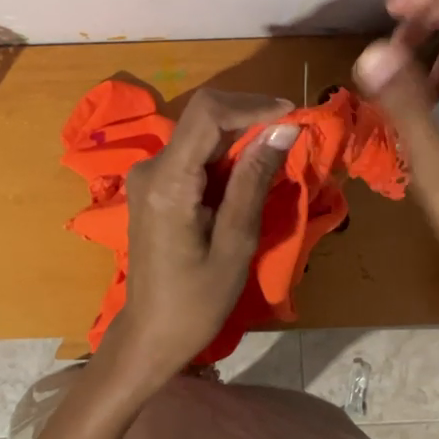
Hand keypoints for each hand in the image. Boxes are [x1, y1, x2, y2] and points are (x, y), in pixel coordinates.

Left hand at [106, 89, 298, 378]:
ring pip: (199, 136)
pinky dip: (223, 159)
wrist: (152, 333)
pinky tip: (246, 180)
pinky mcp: (152, 188)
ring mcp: (146, 177)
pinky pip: (192, 157)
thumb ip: (254, 181)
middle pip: (202, 120)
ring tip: (275, 162)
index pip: (206, 113)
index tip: (292, 115)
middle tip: (291, 138)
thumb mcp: (235, 243)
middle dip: (249, 121)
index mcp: (167, 183)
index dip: (251, 105)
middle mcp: (149, 169)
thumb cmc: (196, 300)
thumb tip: (283, 129)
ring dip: (239, 140)